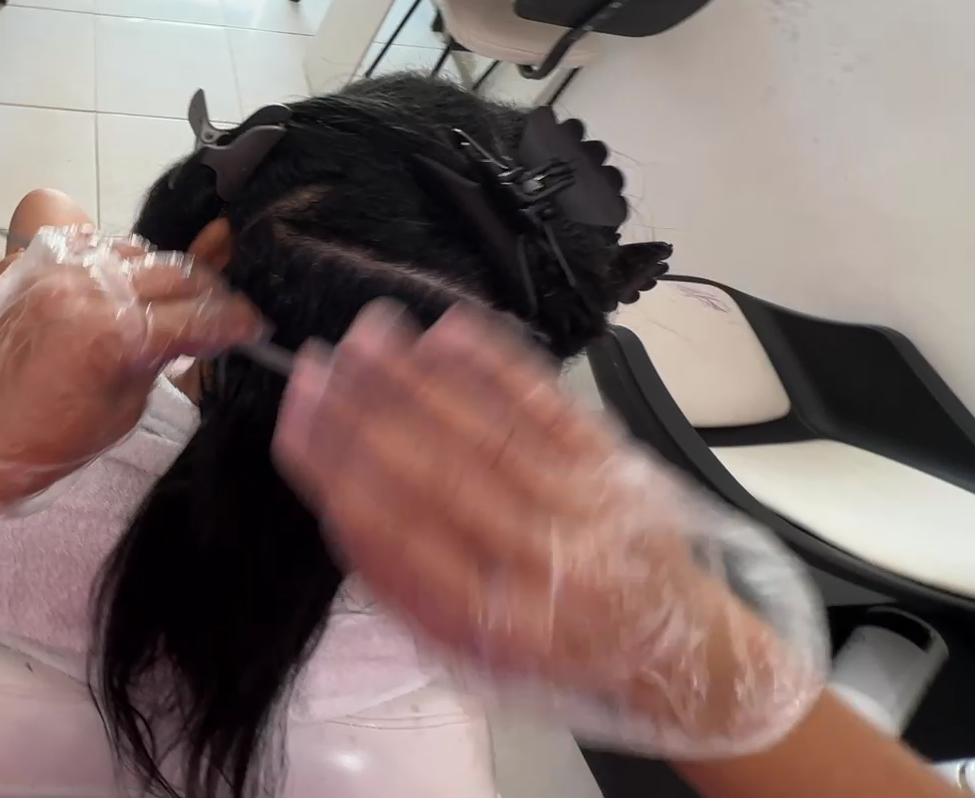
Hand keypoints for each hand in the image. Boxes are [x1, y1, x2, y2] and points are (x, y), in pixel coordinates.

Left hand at [0, 226, 263, 512]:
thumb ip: (163, 355)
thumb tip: (198, 326)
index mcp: (115, 332)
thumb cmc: (47, 443)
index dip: (235, 322)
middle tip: (221, 314)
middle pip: (174, 271)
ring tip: (169, 302)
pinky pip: (90, 242)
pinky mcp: (28, 261)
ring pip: (135, 248)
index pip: (198, 316)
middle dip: (208, 294)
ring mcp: (53, 266)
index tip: (254, 327)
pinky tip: (118, 285)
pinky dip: (114, 261)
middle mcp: (87, 284)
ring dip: (161, 274)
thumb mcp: (125, 410)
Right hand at [272, 301, 826, 756]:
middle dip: (369, 412)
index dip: (338, 467)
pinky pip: (549, 405)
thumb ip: (393, 581)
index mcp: (498, 622)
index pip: (400, 533)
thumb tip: (333, 494)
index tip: (296, 417)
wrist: (678, 642)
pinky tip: (450, 328)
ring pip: (490, 430)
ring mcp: (585, 506)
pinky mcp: (613, 462)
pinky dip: (496, 363)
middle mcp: (545, 564)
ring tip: (368, 332)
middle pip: (443, 473)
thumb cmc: (548, 644)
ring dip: (422, 376)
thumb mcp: (461, 646)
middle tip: (319, 362)